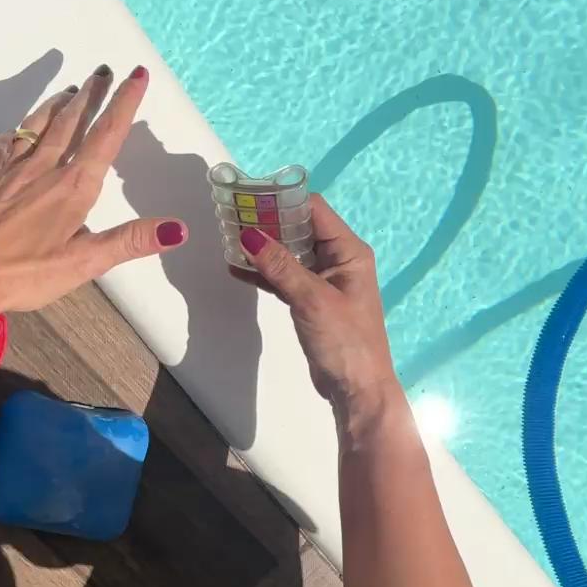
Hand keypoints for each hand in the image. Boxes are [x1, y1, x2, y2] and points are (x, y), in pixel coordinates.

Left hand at [0, 65, 186, 315]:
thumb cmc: (24, 274)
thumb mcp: (84, 263)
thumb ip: (129, 241)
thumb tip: (177, 229)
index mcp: (72, 187)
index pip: (105, 137)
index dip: (124, 105)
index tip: (137, 75)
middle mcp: (42, 171)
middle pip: (71, 123)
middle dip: (91, 96)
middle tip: (103, 72)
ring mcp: (10, 173)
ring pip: (37, 128)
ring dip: (56, 106)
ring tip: (69, 90)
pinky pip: (0, 149)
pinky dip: (12, 136)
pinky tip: (13, 134)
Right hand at [233, 194, 397, 407]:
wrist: (356, 389)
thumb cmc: (344, 341)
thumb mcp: (311, 299)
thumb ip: (280, 266)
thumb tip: (248, 234)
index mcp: (349, 252)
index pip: (314, 210)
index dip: (283, 201)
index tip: (250, 198)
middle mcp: (338, 260)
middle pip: (299, 229)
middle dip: (268, 222)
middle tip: (233, 216)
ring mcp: (324, 282)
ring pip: (289, 254)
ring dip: (264, 248)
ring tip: (230, 238)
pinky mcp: (311, 302)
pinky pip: (285, 278)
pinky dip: (264, 273)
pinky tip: (238, 269)